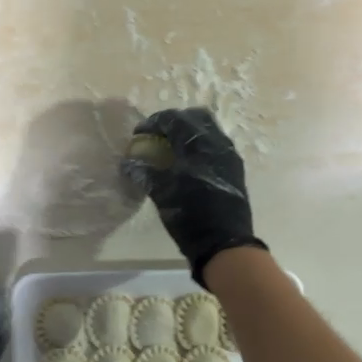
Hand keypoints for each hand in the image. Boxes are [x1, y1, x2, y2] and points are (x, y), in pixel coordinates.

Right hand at [124, 107, 265, 285]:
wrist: (224, 243)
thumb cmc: (190, 214)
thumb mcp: (162, 193)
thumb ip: (144, 173)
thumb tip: (127, 163)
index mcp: (198, 144)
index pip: (174, 119)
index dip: (154, 122)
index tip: (139, 133)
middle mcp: (217, 143)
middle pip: (196, 118)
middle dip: (174, 122)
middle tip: (157, 135)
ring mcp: (229, 156)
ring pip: (209, 131)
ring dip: (189, 134)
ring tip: (171, 149)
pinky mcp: (234, 170)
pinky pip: (215, 146)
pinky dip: (199, 147)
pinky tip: (188, 164)